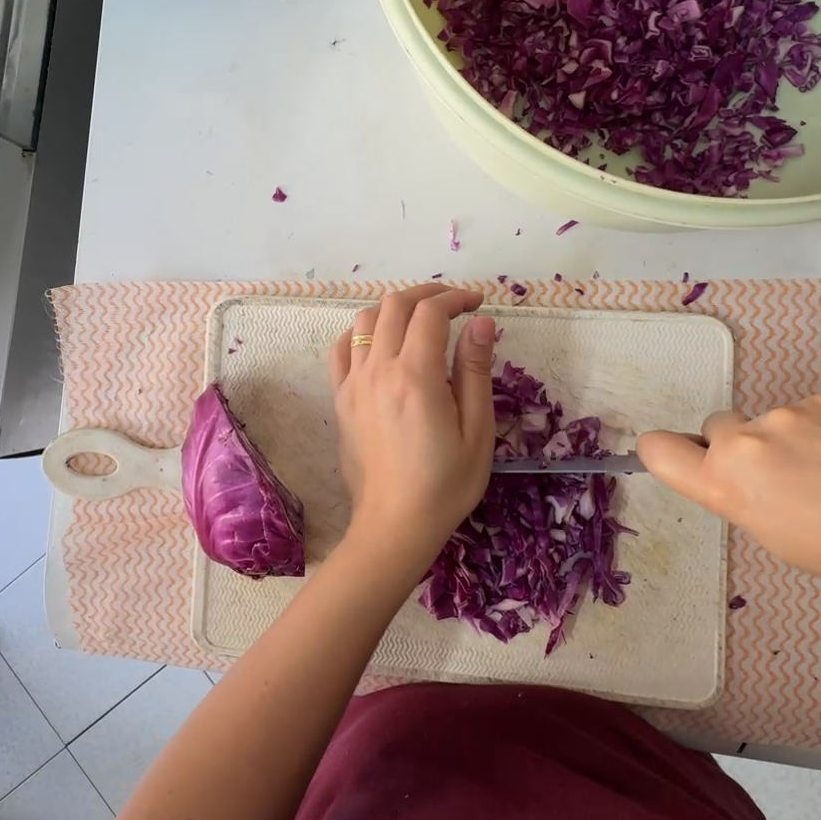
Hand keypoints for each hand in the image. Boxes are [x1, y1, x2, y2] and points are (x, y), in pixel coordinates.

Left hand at [328, 284, 496, 568]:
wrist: (395, 524)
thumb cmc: (446, 483)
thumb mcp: (476, 429)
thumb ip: (475, 370)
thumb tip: (480, 321)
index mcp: (416, 375)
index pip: (431, 312)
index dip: (456, 298)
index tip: (477, 303)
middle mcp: (379, 369)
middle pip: (395, 305)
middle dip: (427, 294)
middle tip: (454, 305)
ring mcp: (353, 383)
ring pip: (363, 321)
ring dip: (393, 309)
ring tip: (419, 321)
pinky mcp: (340, 399)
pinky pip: (341, 350)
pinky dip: (360, 333)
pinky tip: (379, 343)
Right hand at [638, 395, 820, 609]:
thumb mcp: (778, 539)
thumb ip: (743, 496)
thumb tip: (744, 475)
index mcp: (726, 484)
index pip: (659, 449)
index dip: (668, 453)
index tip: (689, 461)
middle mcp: (747, 440)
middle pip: (720, 428)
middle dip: (742, 446)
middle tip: (788, 478)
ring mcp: (791, 413)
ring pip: (773, 420)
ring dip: (792, 439)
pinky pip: (814, 411)